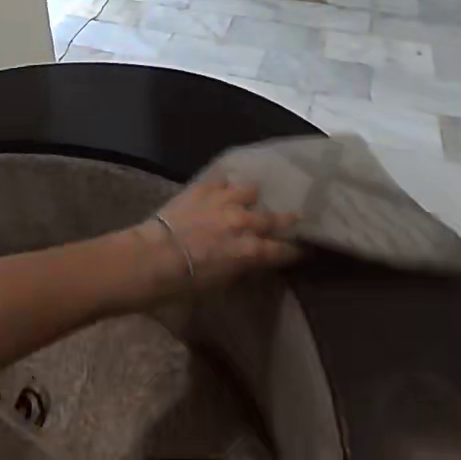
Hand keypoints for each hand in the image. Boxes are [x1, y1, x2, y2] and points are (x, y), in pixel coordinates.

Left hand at [118, 178, 301, 305]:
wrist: (156, 256)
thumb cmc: (187, 282)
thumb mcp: (224, 282)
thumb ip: (242, 265)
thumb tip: (249, 258)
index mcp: (251, 251)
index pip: (283, 251)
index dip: (295, 250)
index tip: (304, 248)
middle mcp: (243, 222)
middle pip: (274, 218)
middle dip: (287, 218)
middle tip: (296, 215)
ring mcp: (223, 200)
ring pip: (249, 189)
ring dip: (250, 196)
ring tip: (250, 196)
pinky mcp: (203, 187)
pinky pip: (221, 177)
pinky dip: (225, 181)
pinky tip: (224, 182)